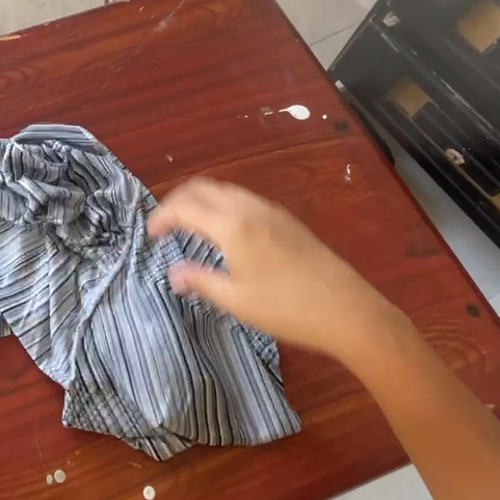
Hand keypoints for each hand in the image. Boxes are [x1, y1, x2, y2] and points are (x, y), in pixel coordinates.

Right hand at [148, 177, 407, 364]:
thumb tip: (172, 273)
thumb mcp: (236, 300)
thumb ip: (199, 280)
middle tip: (165, 224)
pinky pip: (242, 198)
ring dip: (200, 200)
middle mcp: (248, 208)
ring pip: (224, 190)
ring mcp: (270, 211)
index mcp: (232, 225)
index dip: (162, 216)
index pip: (184, 206)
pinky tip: (224, 231)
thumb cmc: (286, 308)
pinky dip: (221, 204)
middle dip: (177, 201)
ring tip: (190, 226)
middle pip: (202, 188)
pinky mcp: (285, 220)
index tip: (151, 234)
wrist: (349, 311)